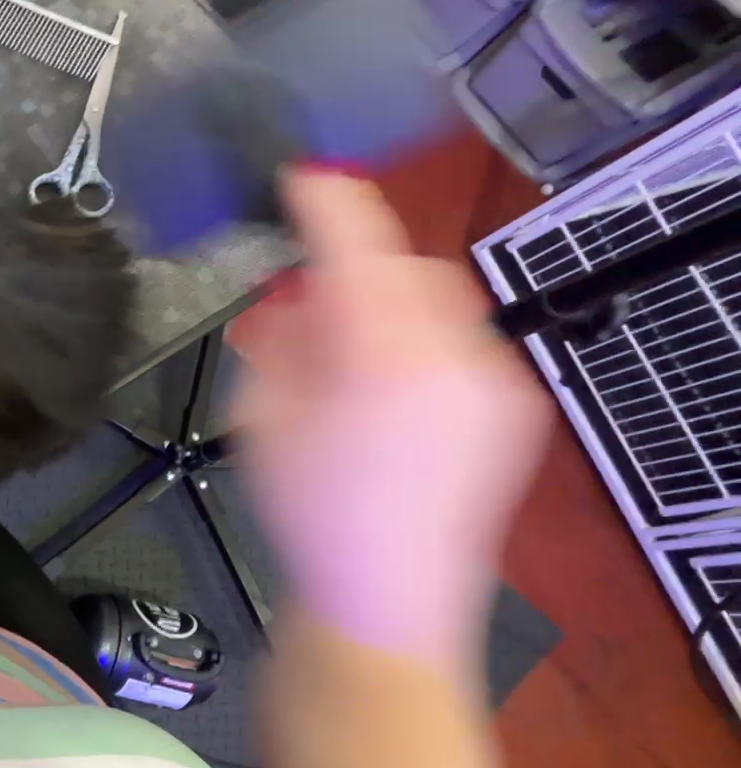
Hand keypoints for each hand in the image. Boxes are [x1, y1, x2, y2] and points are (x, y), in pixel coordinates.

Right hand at [232, 169, 549, 666]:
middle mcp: (454, 360)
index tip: (300, 176)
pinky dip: (405, 337)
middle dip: (348, 268)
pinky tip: (366, 382)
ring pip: (431, 300)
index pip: (356, 252)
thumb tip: (291, 295)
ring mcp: (492, 382)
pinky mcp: (507, 405)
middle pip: (403, 268)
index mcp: (382, 363)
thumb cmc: (311, 515)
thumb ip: (278, 343)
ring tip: (327, 349)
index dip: (325, 204)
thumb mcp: (260, 421)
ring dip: (376, 301)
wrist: (382, 591)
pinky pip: (453, 340)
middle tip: (294, 302)